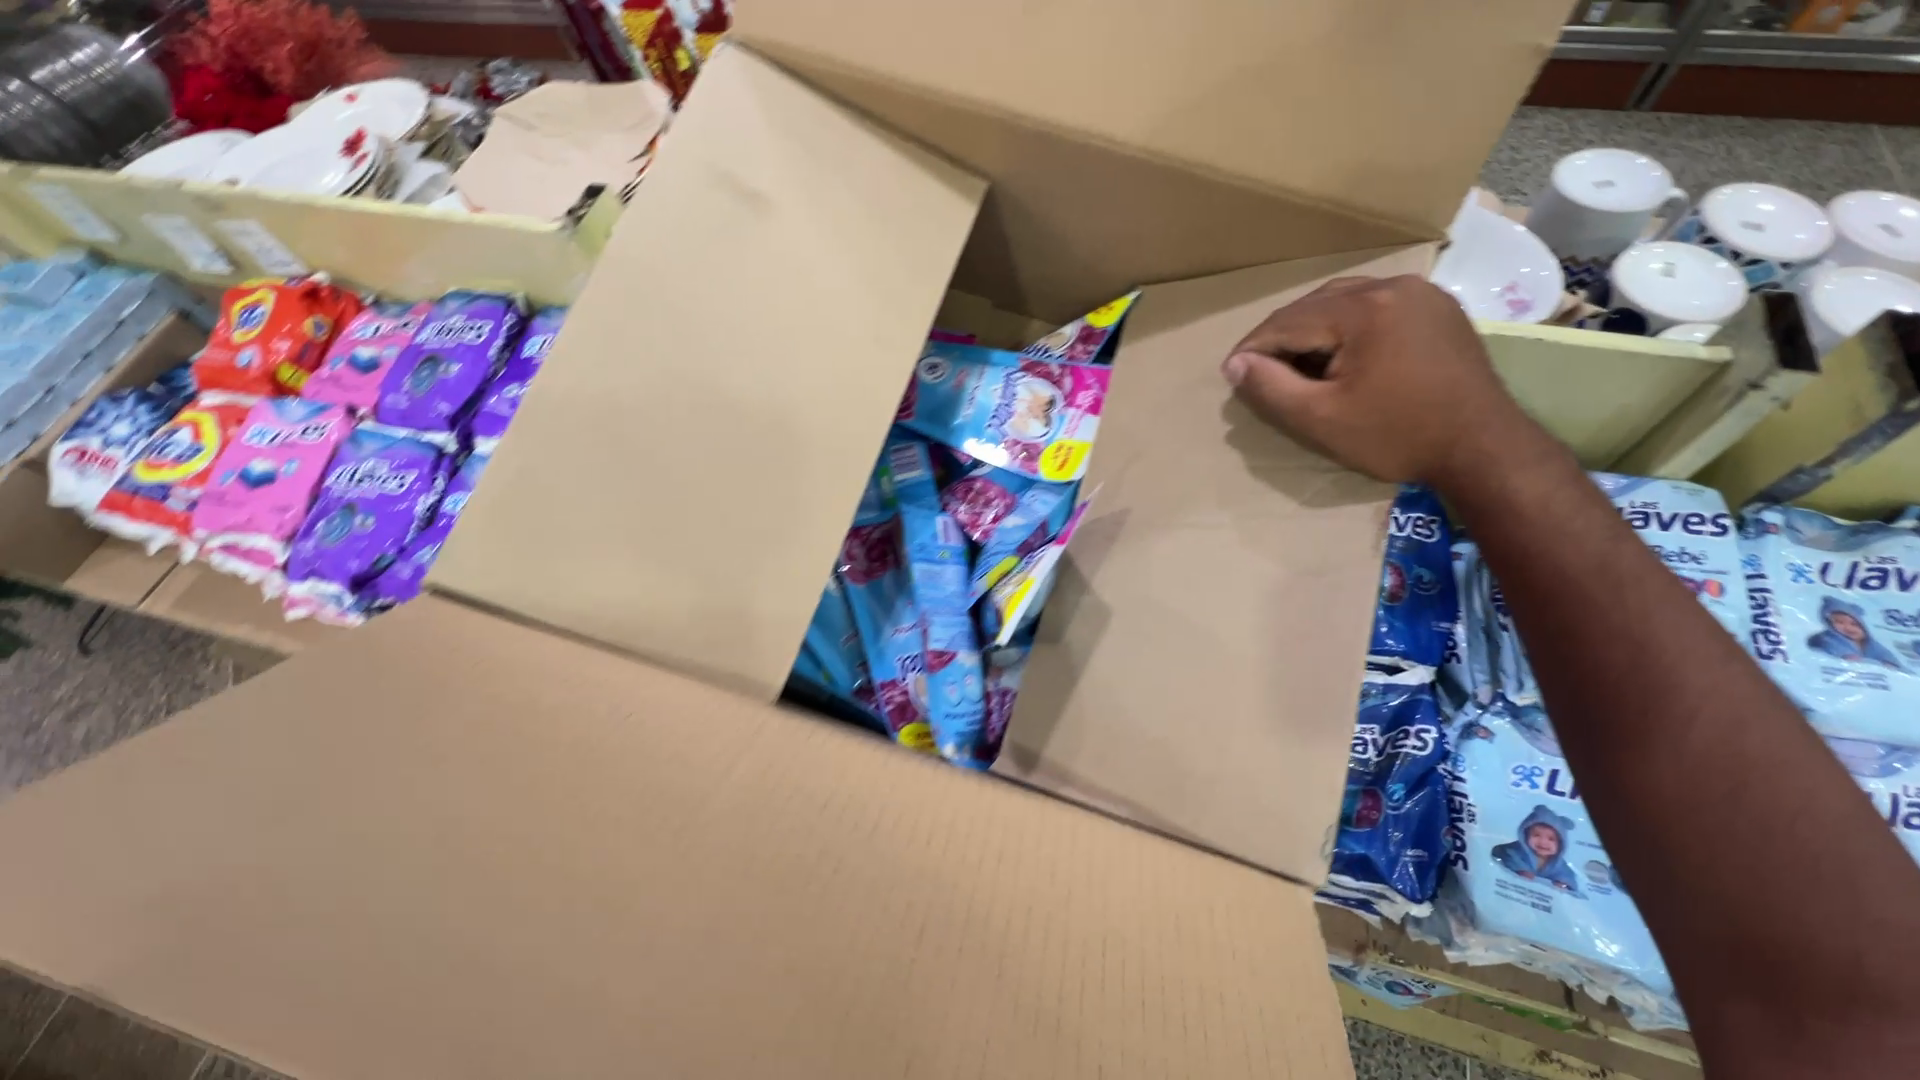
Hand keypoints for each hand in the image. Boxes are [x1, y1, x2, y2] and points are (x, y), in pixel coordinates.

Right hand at [1221, 275, 1543, 488]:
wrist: (1483, 447)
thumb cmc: (1397, 435)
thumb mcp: (1321, 419)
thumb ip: (1271, 388)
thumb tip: (1235, 364)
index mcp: (1363, 308)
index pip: (1287, 321)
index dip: (1253, 348)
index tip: (1231, 374)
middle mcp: (1393, 285)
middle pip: (1316, 305)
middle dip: (1283, 337)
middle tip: (1261, 372)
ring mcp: (1421, 293)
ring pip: (1346, 302)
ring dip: (1315, 330)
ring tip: (1298, 365)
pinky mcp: (1439, 309)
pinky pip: (1377, 307)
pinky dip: (1350, 327)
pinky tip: (1344, 356)